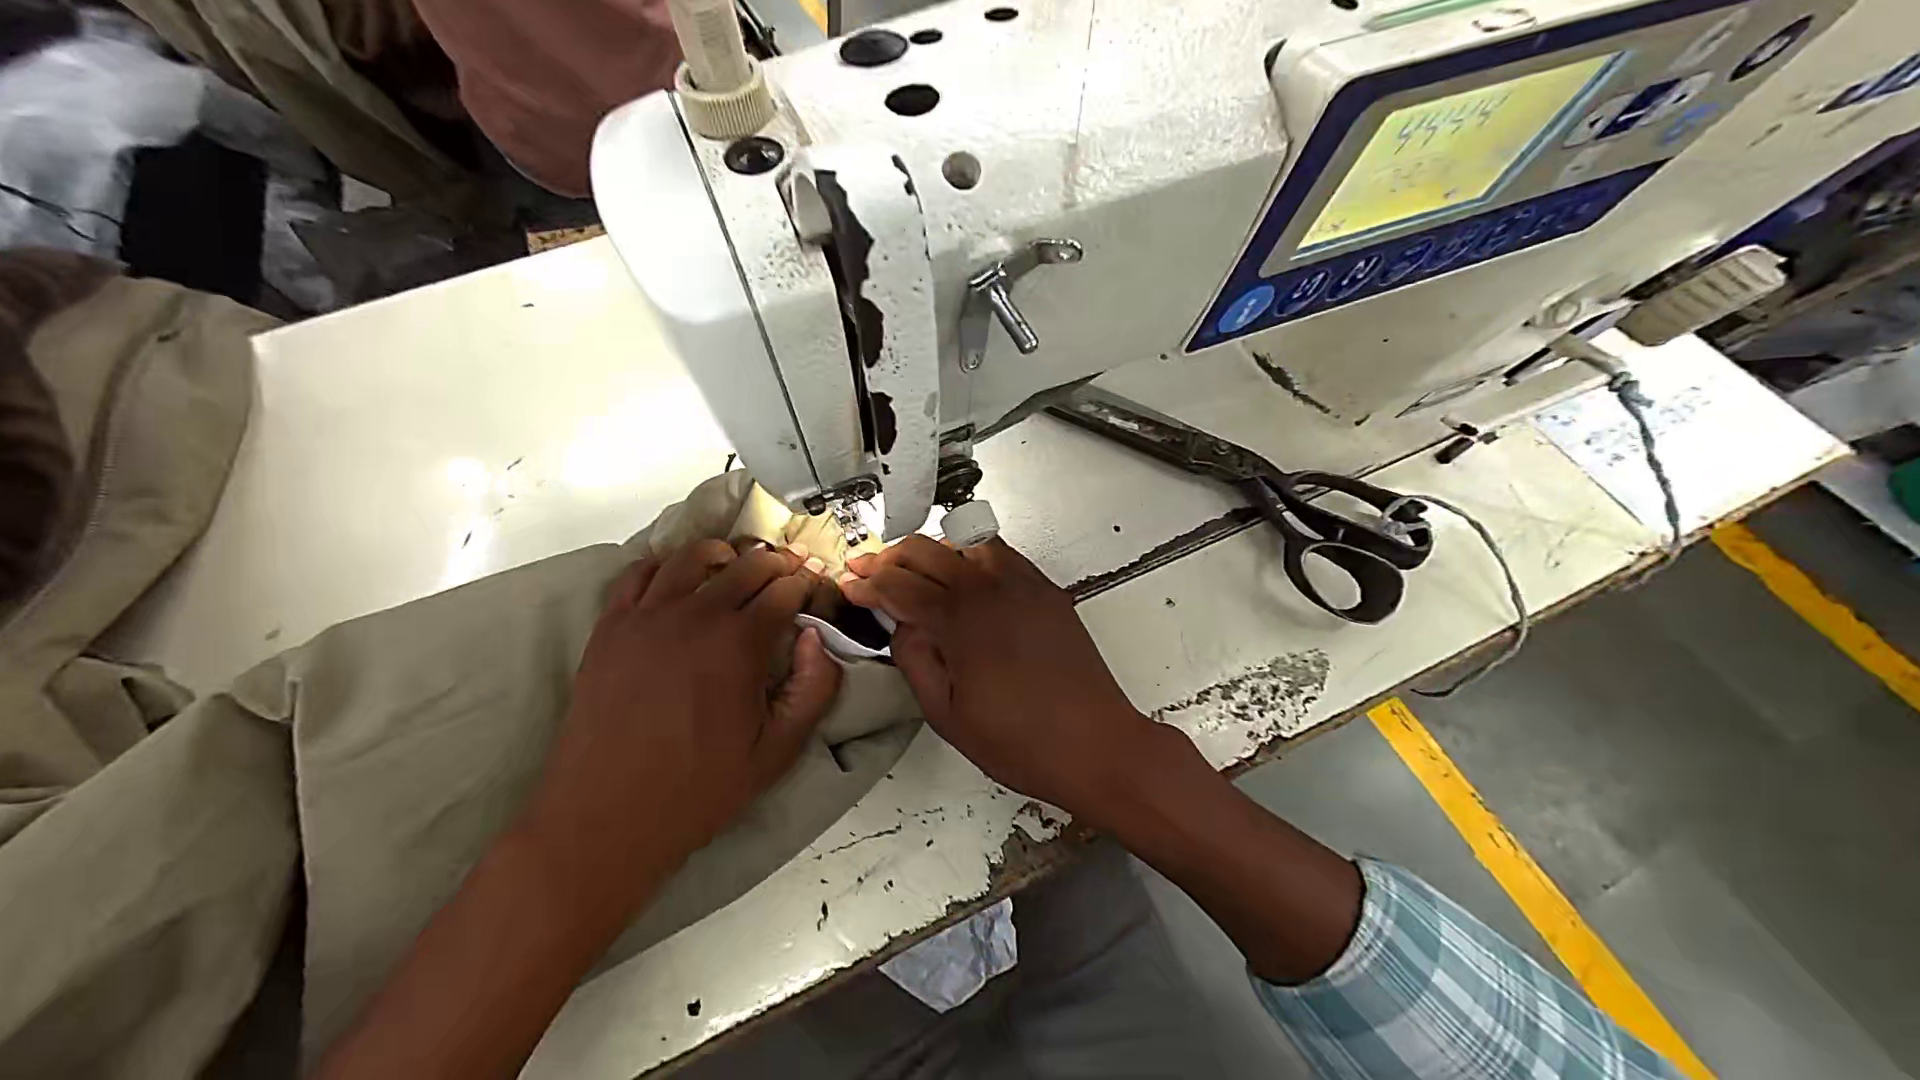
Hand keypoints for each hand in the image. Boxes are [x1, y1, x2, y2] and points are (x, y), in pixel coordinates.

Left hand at [524, 540, 841, 907]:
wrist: (606, 815)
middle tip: (786, 573)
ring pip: (692, 558)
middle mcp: (696, 616)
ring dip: (722, 554)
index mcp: (740, 643)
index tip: (813, 589)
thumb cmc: (699, 787)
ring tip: (733, 563)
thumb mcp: (779, 750)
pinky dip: (664, 564)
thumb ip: (814, 687)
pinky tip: (675, 578)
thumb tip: (816, 637)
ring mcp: (647, 617)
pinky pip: (638, 574)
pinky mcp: (611, 627)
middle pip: (745, 566)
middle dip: (775, 564)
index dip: (806, 584)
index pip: (784, 589)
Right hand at [839, 536, 1169, 825]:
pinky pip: (1001, 554)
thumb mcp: (946, 712)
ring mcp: (1022, 585)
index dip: (867, 584)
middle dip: (889, 558)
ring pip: (964, 541)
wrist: (1094, 744)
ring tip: (914, 570)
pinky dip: (973, 555)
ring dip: (932, 550)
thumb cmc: (1023, 741)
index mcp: (959, 619)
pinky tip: (965, 574)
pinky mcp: (1045, 591)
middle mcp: (990, 589)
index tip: (851, 587)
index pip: (897, 584)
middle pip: (926, 549)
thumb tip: (900, 626)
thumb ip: (914, 659)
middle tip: (870, 572)